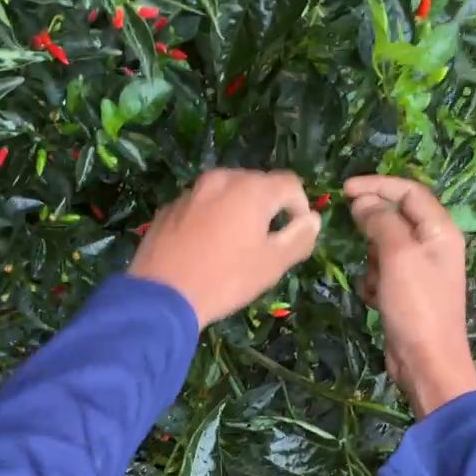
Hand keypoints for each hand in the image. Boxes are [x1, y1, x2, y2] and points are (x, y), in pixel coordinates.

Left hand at [130, 169, 320, 326]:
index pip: (290, 184)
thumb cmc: (225, 279)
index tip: (296, 235)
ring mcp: (191, 192)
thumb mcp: (271, 264)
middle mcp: (221, 179)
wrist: (162, 296)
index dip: (300, 208)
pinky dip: (210, 219)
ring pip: (226, 194)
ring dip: (237, 212)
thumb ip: (299, 238)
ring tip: (234, 246)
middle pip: (256, 185)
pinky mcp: (169, 208)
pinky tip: (204, 249)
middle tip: (266, 243)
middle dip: (268, 208)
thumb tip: (313, 219)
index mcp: (251, 189)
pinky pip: (201, 207)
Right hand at [345, 175, 475, 418]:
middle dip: (372, 229)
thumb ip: (381, 222)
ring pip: (384, 247)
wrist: (426, 362)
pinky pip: (382, 274)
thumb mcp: (398, 256)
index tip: (344, 190)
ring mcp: (419, 271)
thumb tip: (362, 202)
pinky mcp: (406, 293)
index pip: (409, 192)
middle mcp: (433, 246)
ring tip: (374, 280)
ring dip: (371, 260)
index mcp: (440, 230)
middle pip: (395, 218)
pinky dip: (373, 282)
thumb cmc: (417, 306)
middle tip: (353, 237)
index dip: (377, 185)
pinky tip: (374, 299)